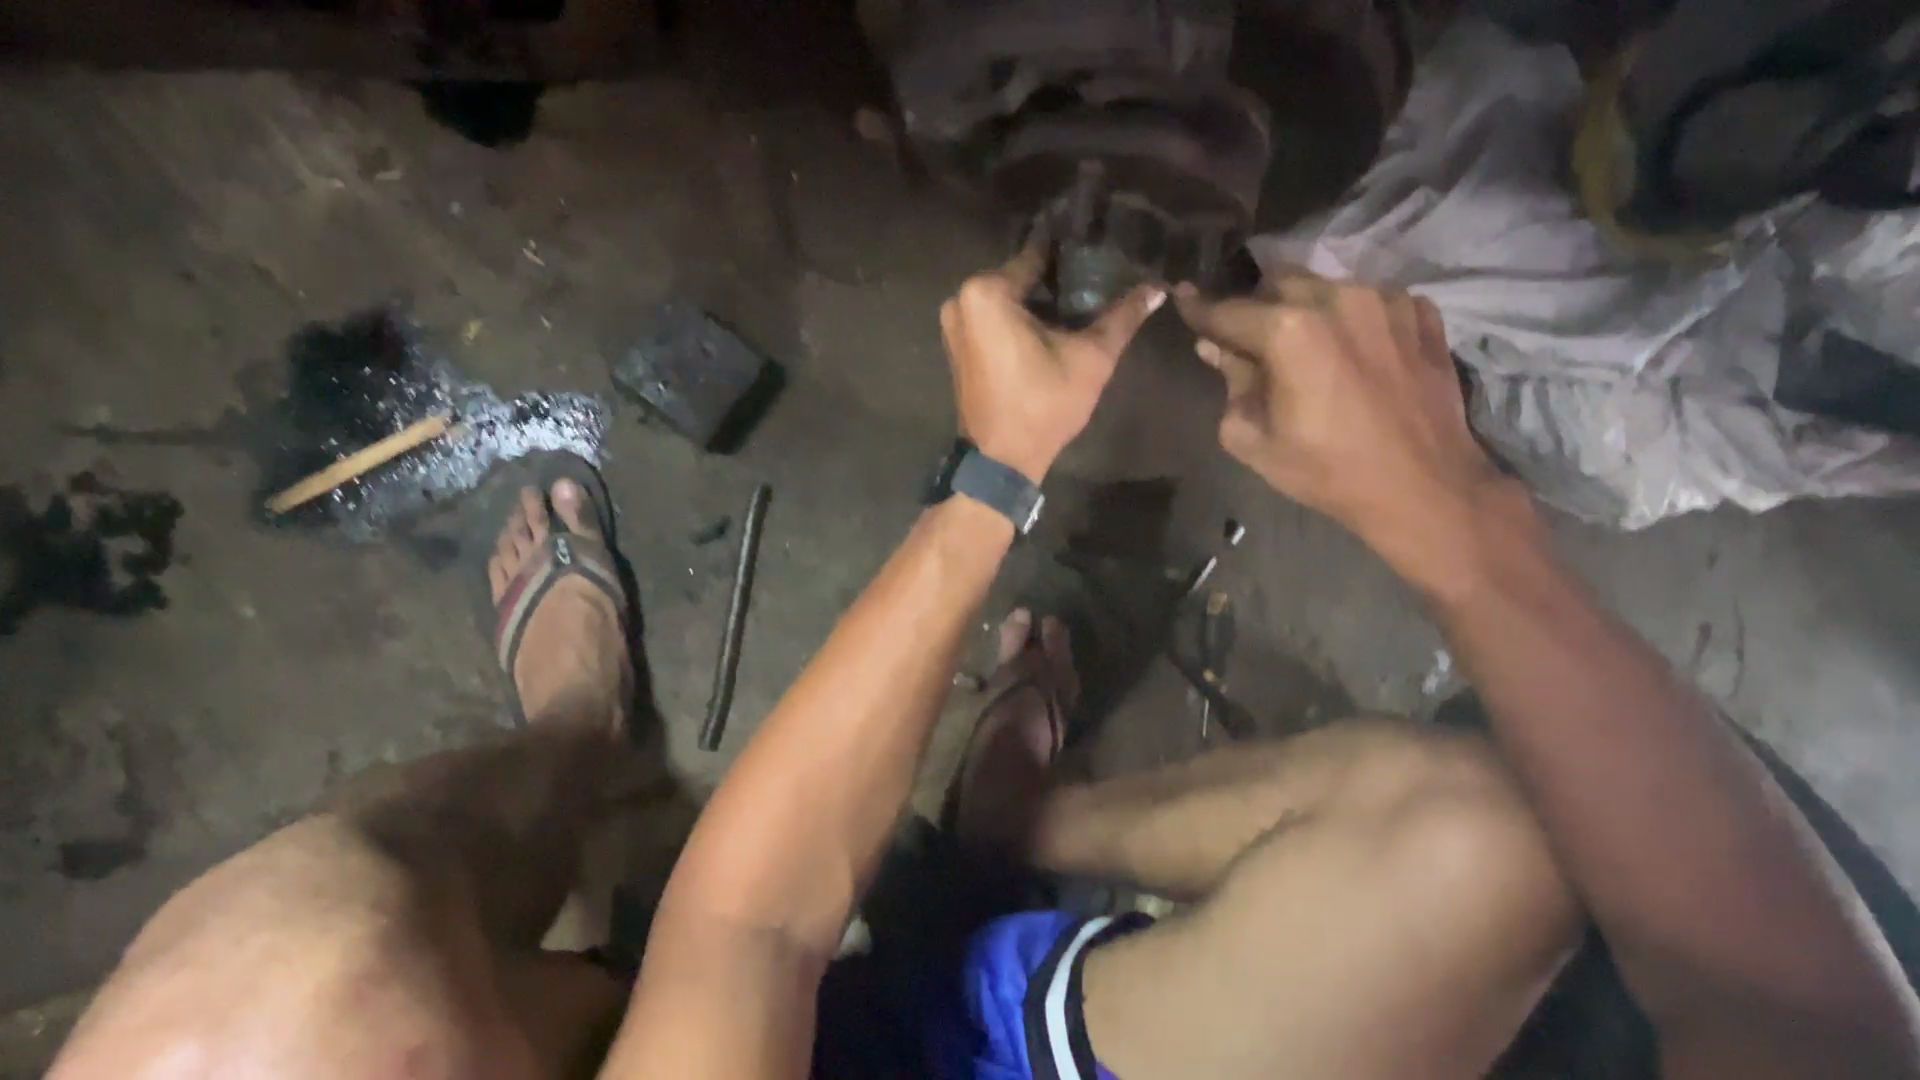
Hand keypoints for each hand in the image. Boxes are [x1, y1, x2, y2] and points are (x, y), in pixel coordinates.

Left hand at [940, 234, 1164, 481]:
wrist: (1002, 460)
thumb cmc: (1043, 405)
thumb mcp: (1090, 358)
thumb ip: (1121, 318)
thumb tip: (1158, 289)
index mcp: (987, 292)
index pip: (1037, 256)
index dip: (1071, 253)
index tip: (1100, 243)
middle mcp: (962, 298)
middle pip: (1020, 277)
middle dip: (1057, 279)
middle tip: (1099, 276)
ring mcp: (955, 323)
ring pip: (1007, 299)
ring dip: (1039, 301)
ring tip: (1082, 300)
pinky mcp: (957, 344)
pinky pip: (993, 319)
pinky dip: (1019, 319)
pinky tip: (1052, 325)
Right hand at [1175, 273, 1513, 582]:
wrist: (1422, 486)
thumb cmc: (1327, 471)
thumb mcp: (1254, 440)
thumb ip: (1230, 384)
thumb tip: (1216, 349)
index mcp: (1288, 331)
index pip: (1228, 310)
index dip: (1198, 308)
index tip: (1181, 297)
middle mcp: (1337, 297)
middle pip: (1278, 283)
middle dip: (1257, 305)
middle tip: (1250, 337)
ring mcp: (1386, 300)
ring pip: (1327, 286)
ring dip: (1306, 308)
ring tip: (1307, 344)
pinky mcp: (1421, 312)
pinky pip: (1371, 300)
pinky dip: (1352, 318)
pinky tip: (1353, 352)